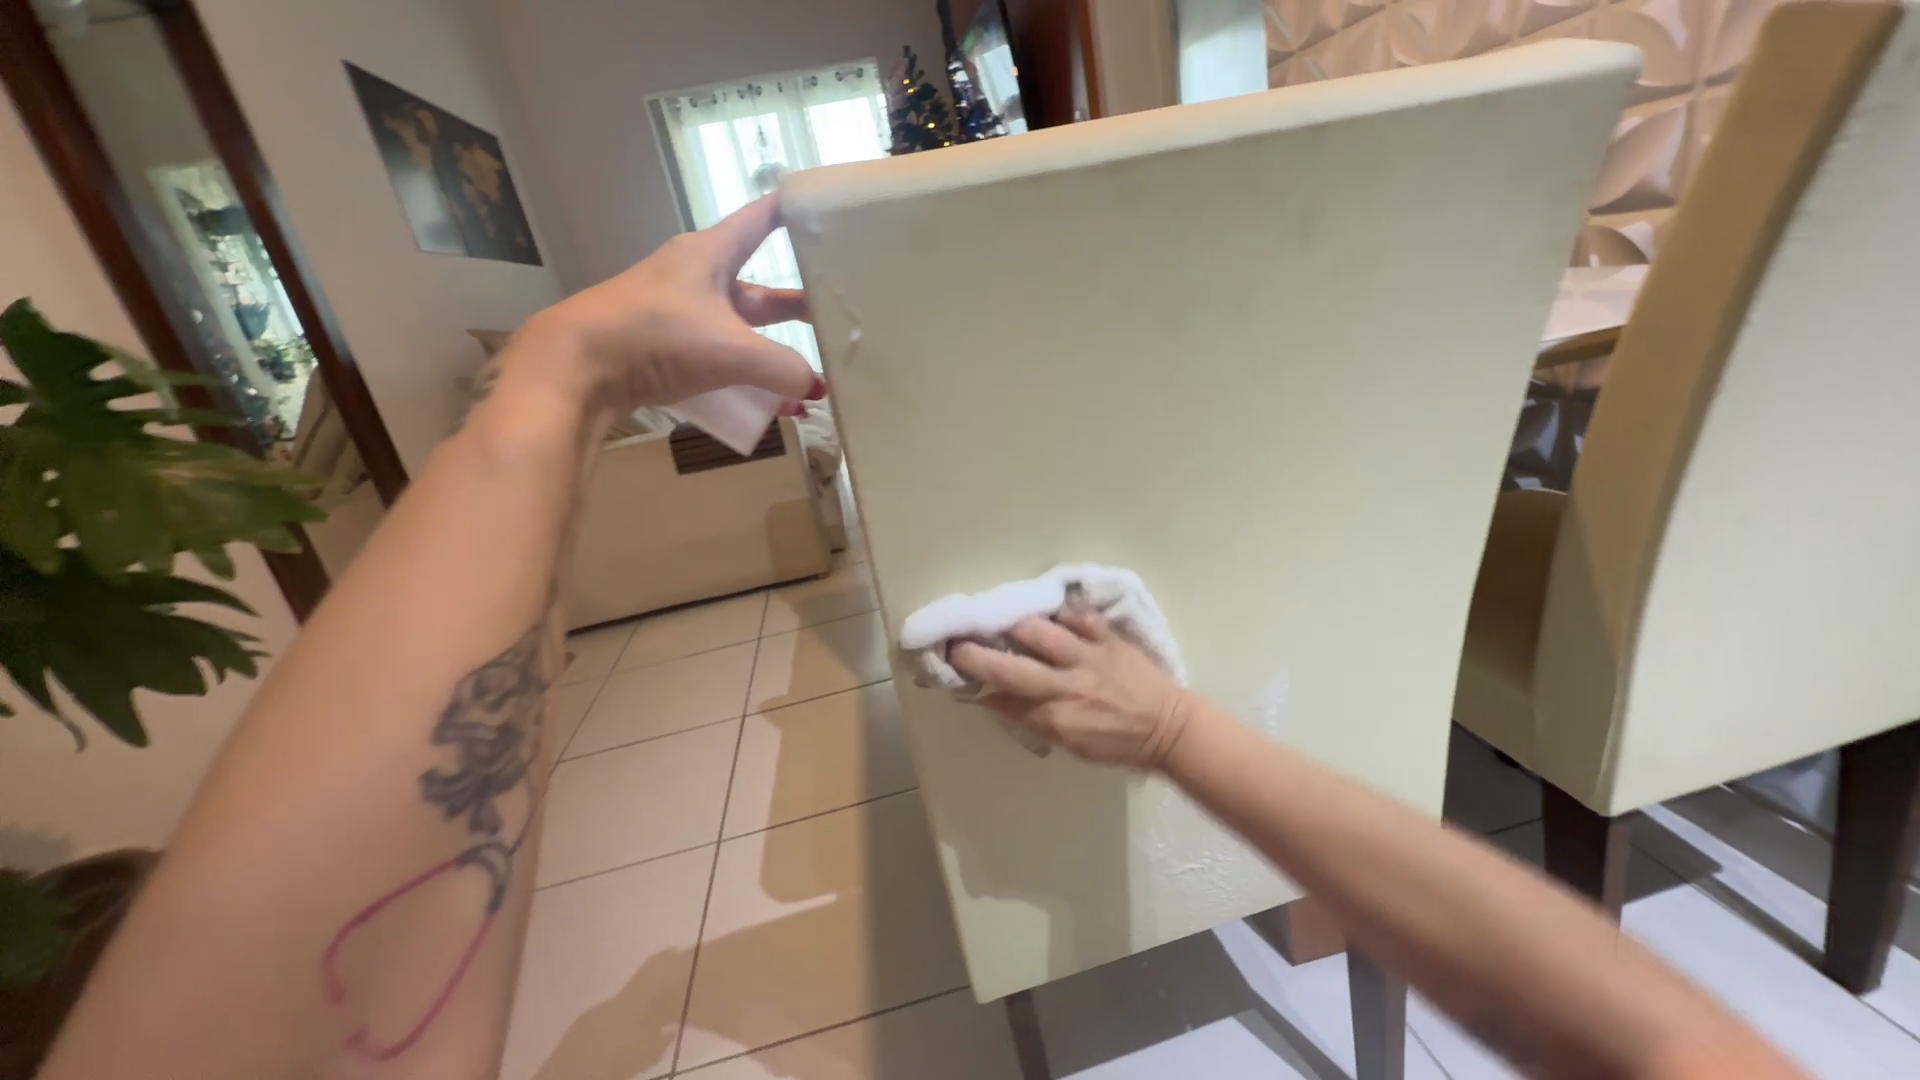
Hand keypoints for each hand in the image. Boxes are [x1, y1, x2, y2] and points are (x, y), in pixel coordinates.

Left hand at [503, 195, 824, 414]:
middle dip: (796, 303)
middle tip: (835, 313)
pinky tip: (772, 407)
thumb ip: (783, 368)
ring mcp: (679, 317)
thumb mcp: (731, 351)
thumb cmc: (656, 336)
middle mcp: (696, 279)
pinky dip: (749, 380)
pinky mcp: (665, 352)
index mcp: (710, 255)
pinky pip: (721, 361)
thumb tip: (814, 387)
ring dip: (775, 354)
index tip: (825, 206)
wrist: (574, 368)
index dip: (793, 209)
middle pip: (758, 287)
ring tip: (810, 380)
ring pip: (741, 331)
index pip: (760, 219)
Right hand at [949, 609, 1193, 768]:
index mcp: (1056, 719)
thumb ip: (1036, 720)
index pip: (1003, 701)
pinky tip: (1051, 613)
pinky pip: (1078, 617)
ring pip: (1039, 633)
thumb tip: (1001, 698)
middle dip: (976, 655)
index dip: (977, 687)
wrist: (1169, 728)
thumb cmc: (1119, 743)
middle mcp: (1066, 687)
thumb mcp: (1073, 745)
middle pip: (1009, 667)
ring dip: (1015, 626)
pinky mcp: (1107, 639)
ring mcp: (1087, 658)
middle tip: (955, 644)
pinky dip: (1061, 613)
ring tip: (1003, 621)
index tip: (956, 674)